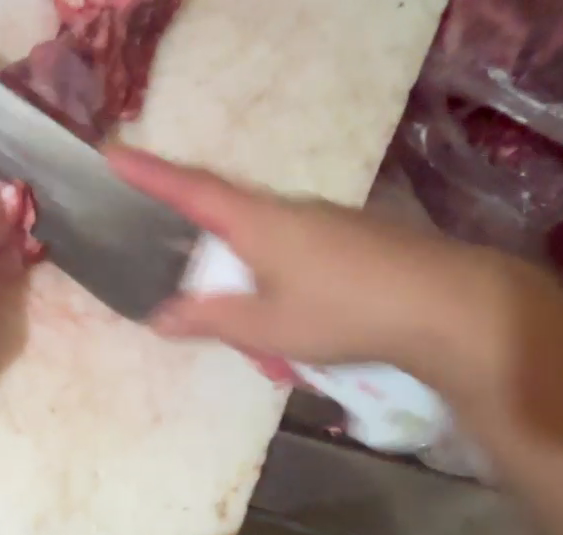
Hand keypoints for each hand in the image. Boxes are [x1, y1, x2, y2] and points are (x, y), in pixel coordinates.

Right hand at [107, 147, 520, 375]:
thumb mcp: (262, 327)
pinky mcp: (350, 245)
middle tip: (206, 312)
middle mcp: (289, 213)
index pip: (192, 190)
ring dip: (254, 302)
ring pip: (263, 257)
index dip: (150, 175)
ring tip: (271, 352)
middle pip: (227, 228)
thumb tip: (161, 315)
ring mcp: (324, 226)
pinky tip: (300, 345)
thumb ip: (207, 318)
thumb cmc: (343, 311)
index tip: (113, 154)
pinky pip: (295, 268)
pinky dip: (283, 304)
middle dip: (209, 270)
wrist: (449, 307)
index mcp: (258, 223)